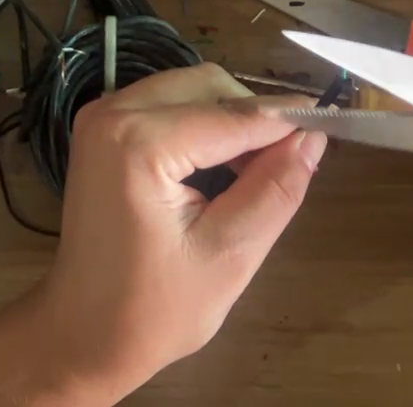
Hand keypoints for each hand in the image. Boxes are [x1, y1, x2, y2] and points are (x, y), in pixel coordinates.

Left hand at [27, 64, 328, 400]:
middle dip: (251, 116)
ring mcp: (101, 114)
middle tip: (286, 161)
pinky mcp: (100, 126)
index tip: (330, 124)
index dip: (284, 120)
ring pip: (186, 88)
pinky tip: (217, 164)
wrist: (83, 328)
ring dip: (226, 117)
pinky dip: (198, 121)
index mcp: (138, 141)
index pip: (230, 116)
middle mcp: (113, 111)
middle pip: (205, 85)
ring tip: (252, 170)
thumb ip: (274, 189)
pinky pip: (163, 102)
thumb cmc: (154, 307)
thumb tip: (312, 138)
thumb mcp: (229, 255)